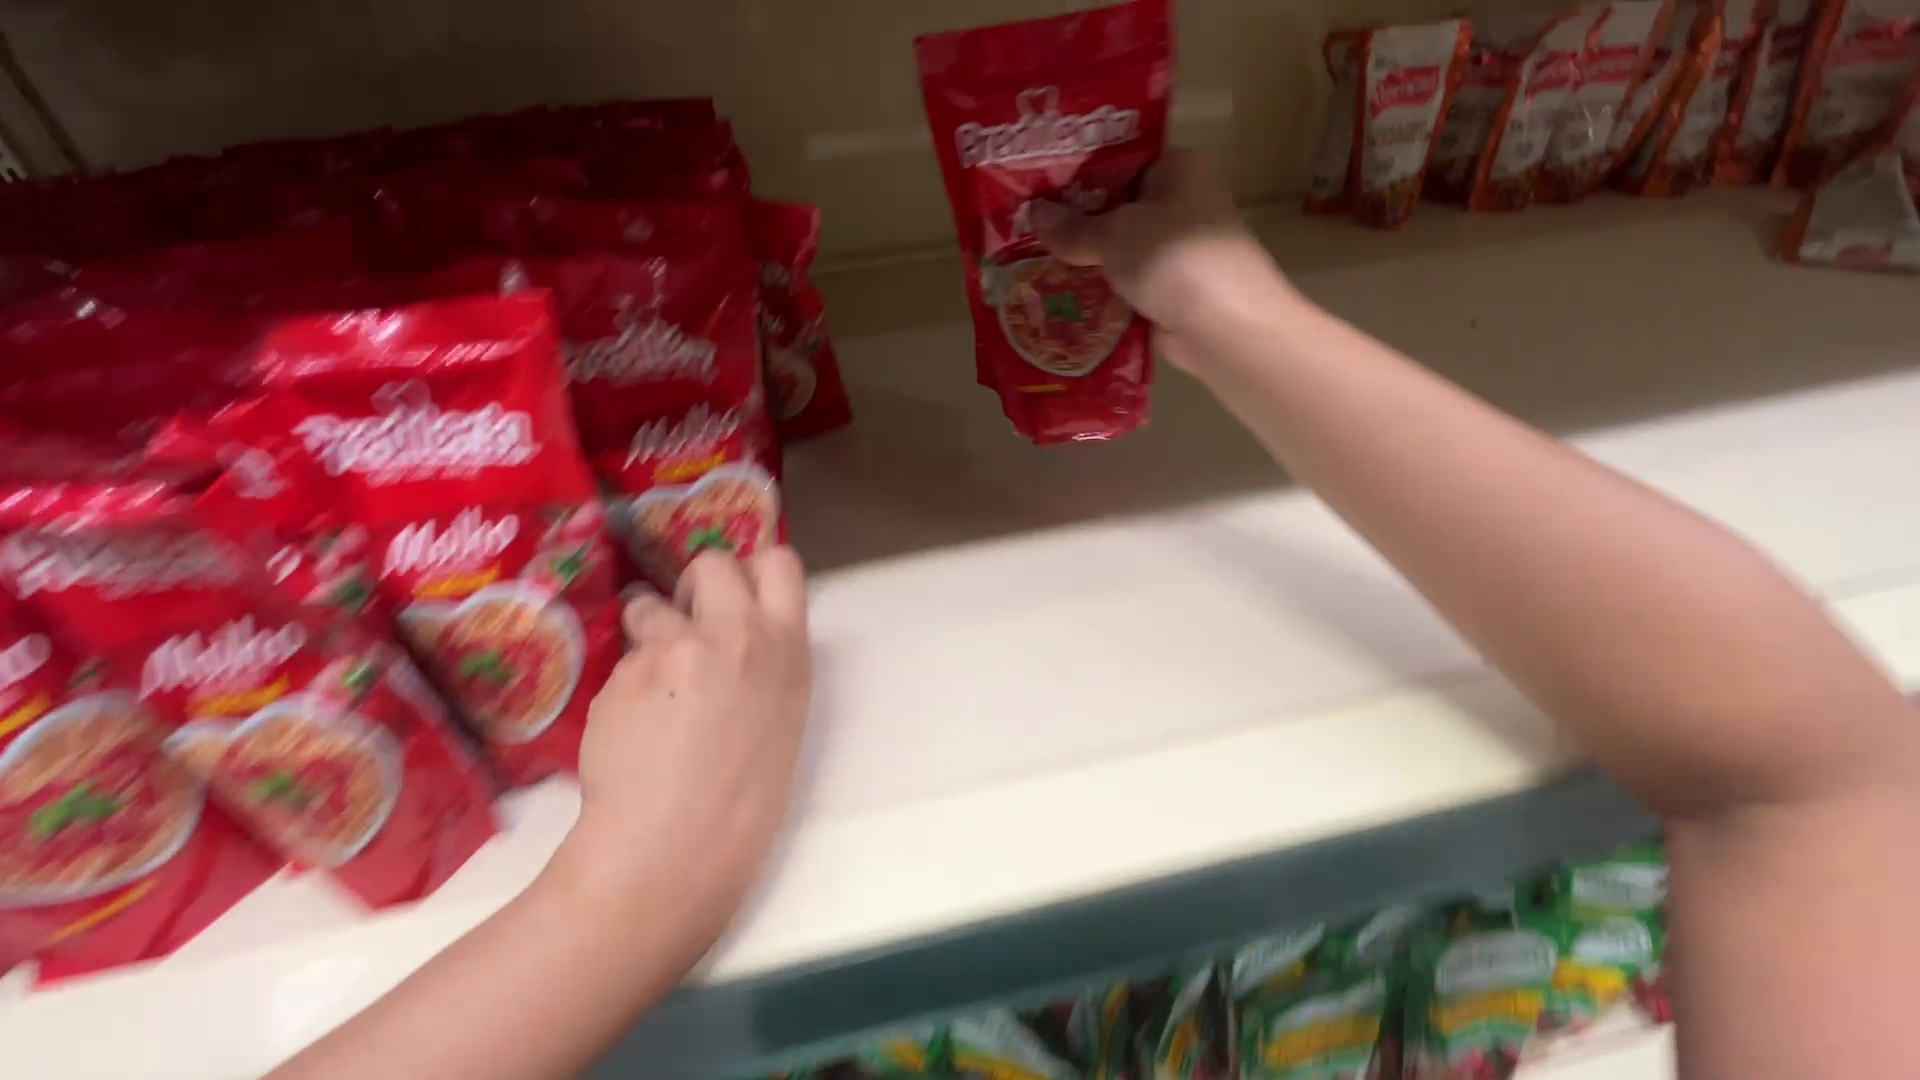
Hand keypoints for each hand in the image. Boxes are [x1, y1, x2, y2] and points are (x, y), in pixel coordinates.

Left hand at [546, 547, 811, 965]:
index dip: (754, 568)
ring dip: (650, 629)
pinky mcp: (625, 672)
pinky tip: (631, 724)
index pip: (779, 560)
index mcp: (786, 649)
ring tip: (651, 681)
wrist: (678, 846)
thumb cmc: (748, 797)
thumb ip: (764, 662)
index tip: (740, 591)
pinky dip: (627, 681)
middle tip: (688, 621)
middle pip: (713, 562)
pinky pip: (625, 658)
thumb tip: (734, 638)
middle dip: (696, 584)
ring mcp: (676, 647)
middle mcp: (736, 633)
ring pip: (651, 605)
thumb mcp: (782, 715)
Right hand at [1030, 151, 1295, 371]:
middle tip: (1021, 224)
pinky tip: (1057, 297)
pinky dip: (1097, 293)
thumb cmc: (1174, 258)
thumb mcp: (1115, 233)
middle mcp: (1178, 204)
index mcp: (1176, 169)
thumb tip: (1033, 212)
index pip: (1120, 158)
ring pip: (1116, 251)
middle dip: (1073, 221)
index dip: (1076, 170)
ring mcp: (1173, 252)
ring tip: (1027, 261)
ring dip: (1081, 261)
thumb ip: (1073, 227)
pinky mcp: (1167, 292)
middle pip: (1114, 207)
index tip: (1035, 181)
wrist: (1224, 326)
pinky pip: (1122, 286)